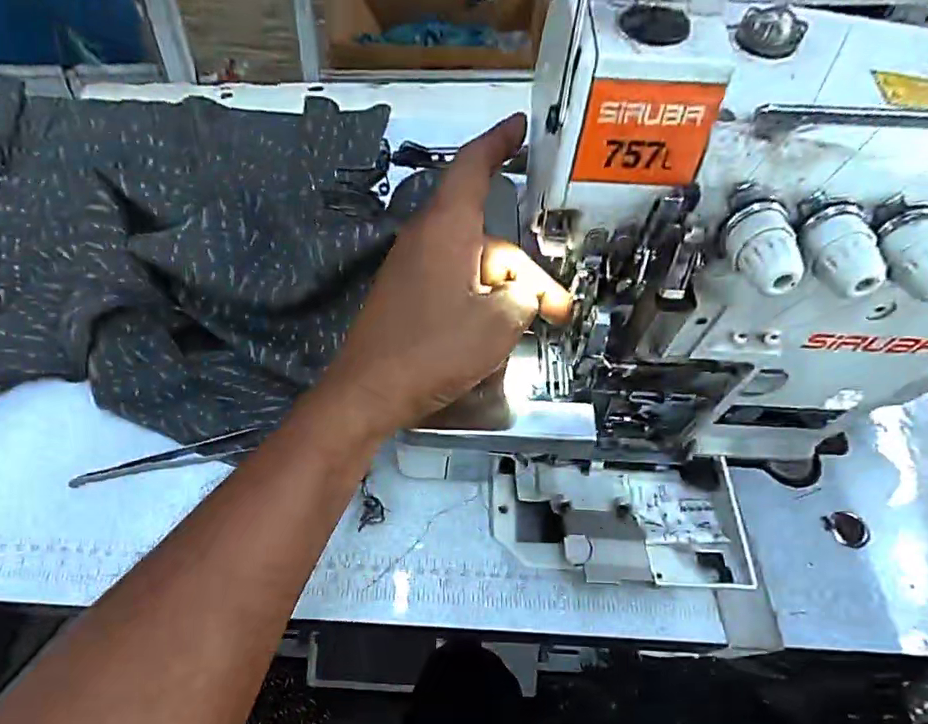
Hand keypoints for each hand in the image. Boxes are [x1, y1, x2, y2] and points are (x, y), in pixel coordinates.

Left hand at [317, 115, 573, 436]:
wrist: (370, 391)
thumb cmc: (433, 350)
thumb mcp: (497, 325)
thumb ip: (523, 299)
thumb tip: (524, 295)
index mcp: (447, 229)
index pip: (474, 167)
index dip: (500, 143)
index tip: (519, 128)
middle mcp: (426, 239)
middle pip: (487, 240)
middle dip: (526, 273)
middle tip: (557, 311)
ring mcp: (412, 270)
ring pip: (472, 268)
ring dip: (505, 294)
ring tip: (526, 329)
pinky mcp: (406, 299)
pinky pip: (454, 287)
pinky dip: (480, 304)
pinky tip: (491, 336)